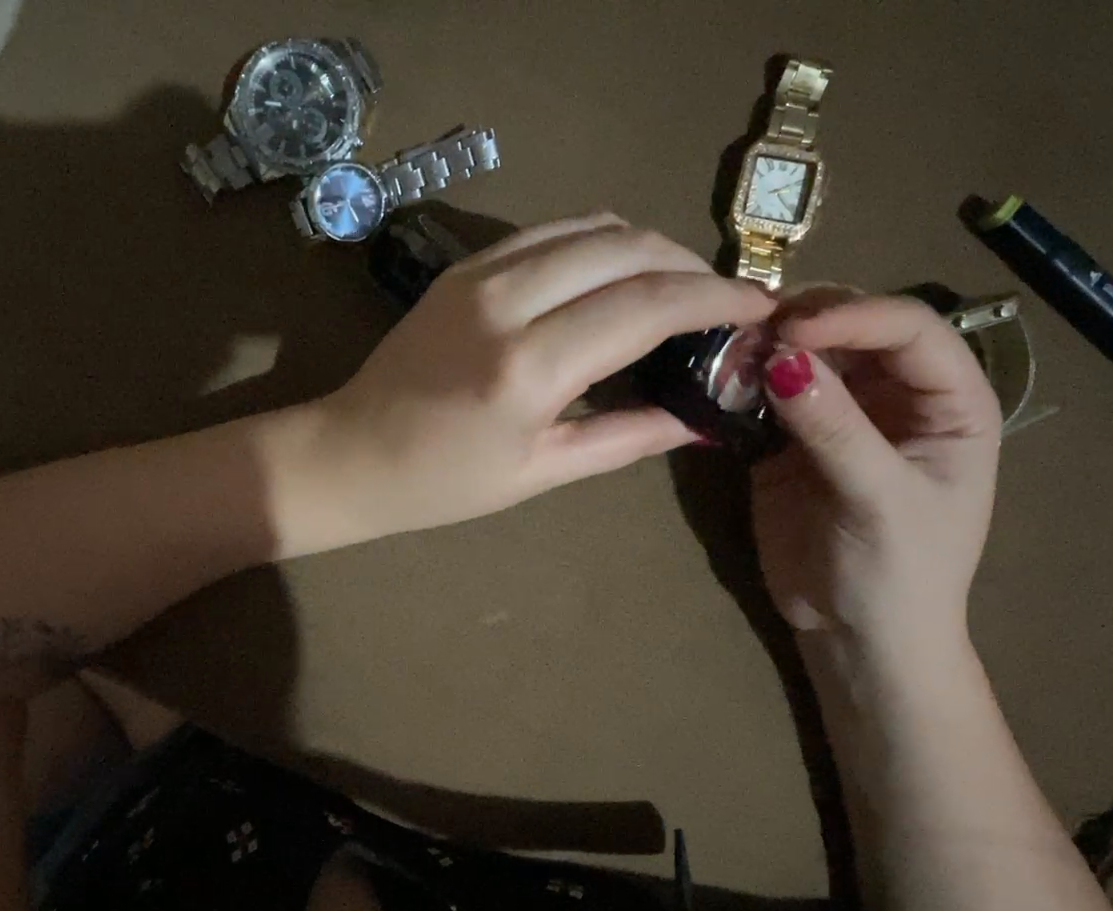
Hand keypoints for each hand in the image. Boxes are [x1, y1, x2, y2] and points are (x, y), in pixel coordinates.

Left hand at [303, 214, 775, 546]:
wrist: (350, 455)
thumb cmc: (443, 484)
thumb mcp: (541, 473)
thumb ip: (629, 437)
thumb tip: (704, 417)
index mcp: (529, 367)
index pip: (648, 304)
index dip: (717, 298)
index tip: (762, 307)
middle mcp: (506, 301)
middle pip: (629, 248)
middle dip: (692, 266)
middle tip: (724, 302)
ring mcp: (479, 273)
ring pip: (592, 225)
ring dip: (649, 247)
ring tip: (678, 286)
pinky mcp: (463, 265)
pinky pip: (550, 231)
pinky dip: (599, 242)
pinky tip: (618, 274)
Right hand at [751, 294, 1002, 640]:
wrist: (854, 634)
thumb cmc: (897, 572)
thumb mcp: (879, 500)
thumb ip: (836, 429)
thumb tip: (779, 360)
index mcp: (948, 401)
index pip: (908, 330)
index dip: (854, 317)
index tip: (793, 330)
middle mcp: (894, 396)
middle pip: (853, 331)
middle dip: (806, 322)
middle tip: (751, 328)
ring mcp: (838, 416)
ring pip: (804, 357)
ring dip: (766, 349)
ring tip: (727, 349)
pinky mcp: (787, 442)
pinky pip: (765, 397)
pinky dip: (741, 385)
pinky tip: (718, 381)